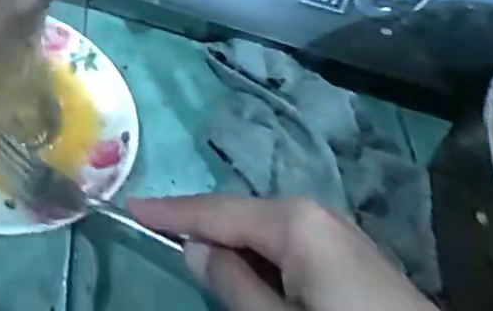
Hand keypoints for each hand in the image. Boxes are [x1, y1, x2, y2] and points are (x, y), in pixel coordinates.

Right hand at [128, 195, 433, 310]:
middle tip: (165, 241)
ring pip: (269, 234)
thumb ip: (233, 286)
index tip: (132, 207)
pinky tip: (260, 283)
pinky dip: (269, 263)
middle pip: (242, 216)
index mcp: (295, 221)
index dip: (170, 212)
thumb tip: (196, 250)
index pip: (215, 210)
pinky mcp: (361, 264)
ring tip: (209, 267)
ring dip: (239, 251)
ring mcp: (343, 236)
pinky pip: (295, 250)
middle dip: (207, 231)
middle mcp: (316, 214)